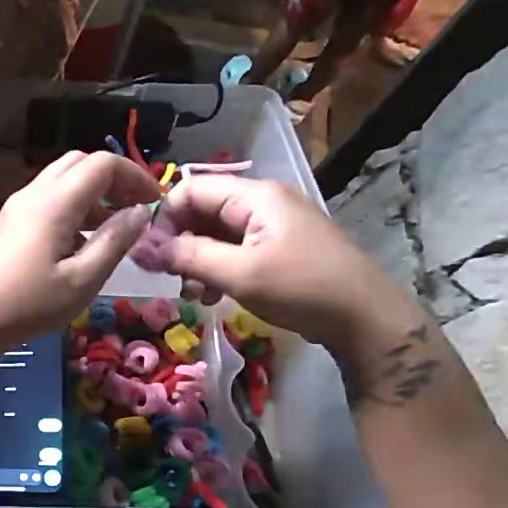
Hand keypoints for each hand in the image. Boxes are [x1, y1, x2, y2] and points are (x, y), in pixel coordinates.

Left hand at [0, 151, 158, 387]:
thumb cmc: (30, 305)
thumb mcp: (83, 280)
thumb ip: (115, 241)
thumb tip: (141, 212)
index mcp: (55, 203)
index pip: (103, 164)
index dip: (135, 176)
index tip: (154, 203)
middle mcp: (34, 193)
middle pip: (81, 163)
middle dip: (114, 180)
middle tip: (135, 211)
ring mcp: (17, 206)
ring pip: (63, 180)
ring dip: (94, 194)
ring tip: (113, 230)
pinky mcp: (9, 222)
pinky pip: (48, 198)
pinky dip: (73, 207)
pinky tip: (81, 242)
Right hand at [133, 175, 419, 354]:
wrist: (363, 317)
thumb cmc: (301, 288)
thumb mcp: (239, 273)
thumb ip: (189, 256)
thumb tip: (143, 247)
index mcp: (254, 196)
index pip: (189, 190)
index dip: (163, 218)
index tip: (149, 255)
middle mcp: (261, 202)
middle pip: (201, 211)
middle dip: (178, 243)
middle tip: (168, 278)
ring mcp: (271, 226)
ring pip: (214, 234)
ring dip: (195, 261)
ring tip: (192, 293)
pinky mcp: (277, 249)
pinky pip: (233, 250)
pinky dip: (216, 270)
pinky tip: (211, 295)